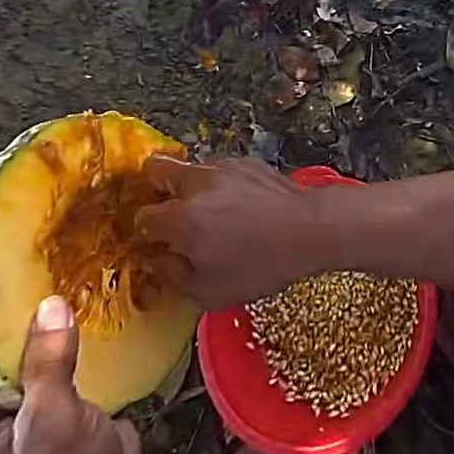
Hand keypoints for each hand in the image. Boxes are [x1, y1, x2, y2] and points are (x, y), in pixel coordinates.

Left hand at [0, 298, 162, 453]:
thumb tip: (49, 307)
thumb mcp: (51, 426)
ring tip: (42, 291)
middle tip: (11, 280)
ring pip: (10, 370)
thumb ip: (46, 366)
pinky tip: (71, 322)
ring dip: (26, 335)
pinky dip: (54, 347)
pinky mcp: (47, 422)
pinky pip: (42, 374)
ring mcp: (11, 432)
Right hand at [138, 156, 317, 309]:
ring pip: (192, 168)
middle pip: (158, 171)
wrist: (311, 229)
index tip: (154, 243)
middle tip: (169, 214)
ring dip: (190, 187)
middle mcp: (198, 184)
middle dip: (155, 191)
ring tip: (210, 213)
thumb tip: (156, 261)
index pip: (142, 218)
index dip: (144, 233)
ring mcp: (225, 168)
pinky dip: (220, 184)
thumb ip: (174, 275)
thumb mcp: (210, 291)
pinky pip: (221, 170)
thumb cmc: (261, 266)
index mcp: (182, 218)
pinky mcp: (249, 163)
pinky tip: (238, 206)